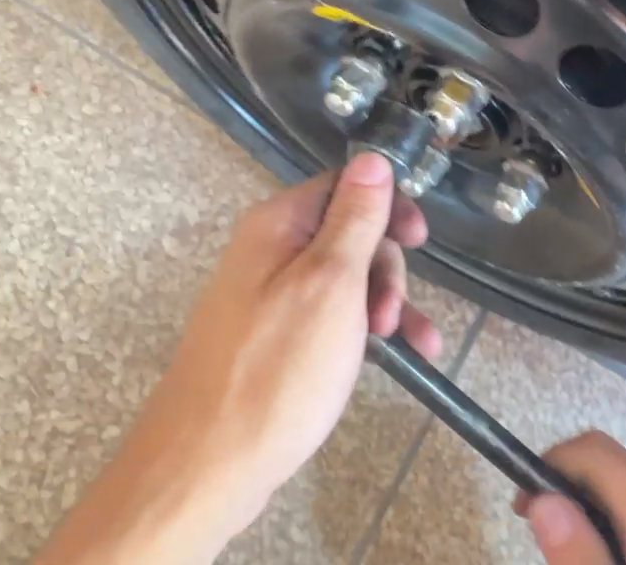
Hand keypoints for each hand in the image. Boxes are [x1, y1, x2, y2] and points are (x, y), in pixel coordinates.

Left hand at [36, 153, 440, 563]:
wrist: (205, 469)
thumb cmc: (278, 368)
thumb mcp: (331, 282)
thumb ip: (356, 217)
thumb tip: (372, 156)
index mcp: (279, 226)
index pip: (345, 185)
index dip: (388, 206)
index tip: (419, 239)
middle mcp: (271, 252)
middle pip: (349, 233)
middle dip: (386, 267)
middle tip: (392, 312)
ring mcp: (270, 297)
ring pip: (346, 279)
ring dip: (386, 302)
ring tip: (409, 342)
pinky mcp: (275, 338)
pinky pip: (332, 316)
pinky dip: (366, 329)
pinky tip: (406, 353)